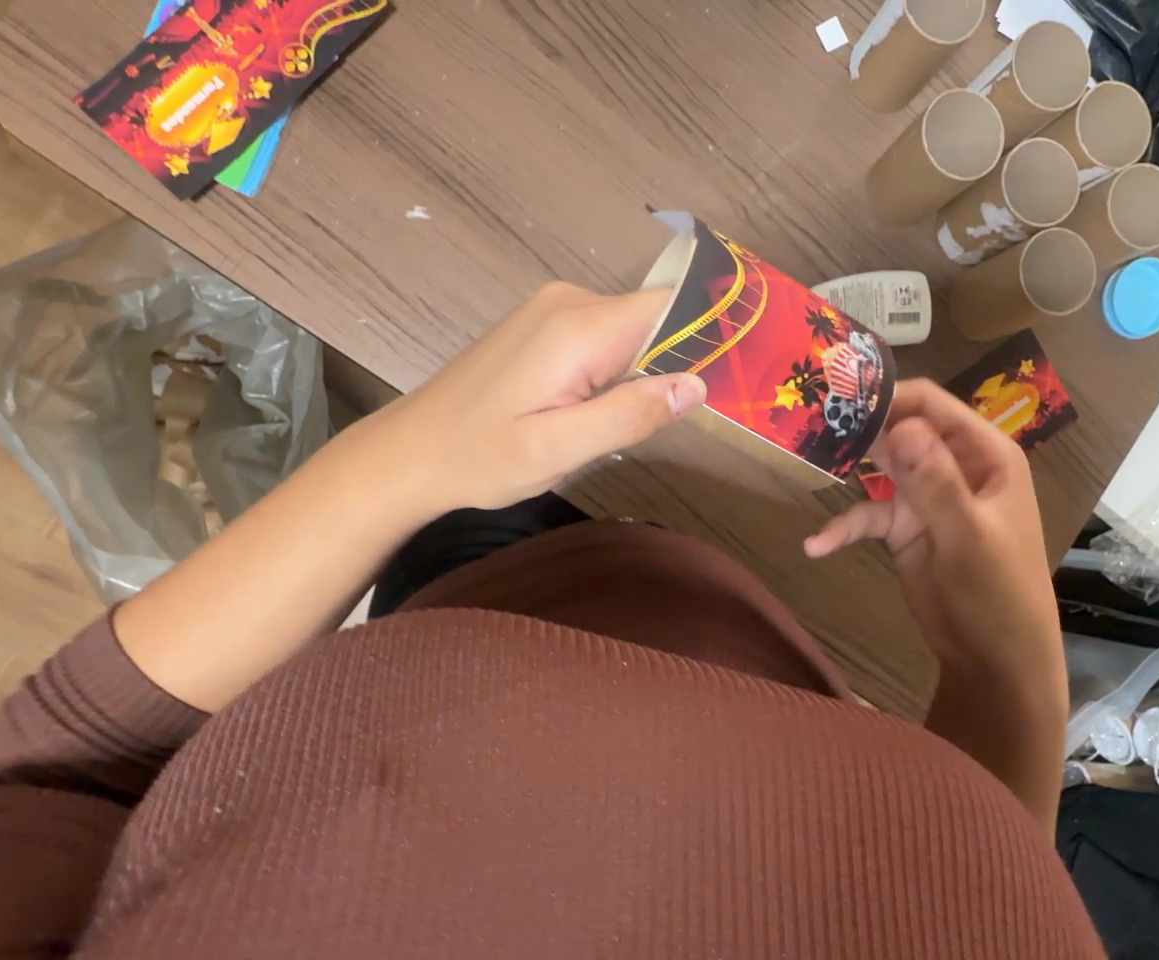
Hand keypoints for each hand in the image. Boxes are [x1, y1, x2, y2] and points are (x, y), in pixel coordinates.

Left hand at [369, 283, 706, 512]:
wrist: (410, 452)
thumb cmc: (480, 457)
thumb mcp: (558, 449)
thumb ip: (629, 415)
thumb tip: (698, 384)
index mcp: (578, 328)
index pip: (670, 309)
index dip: (712, 333)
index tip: (747, 364)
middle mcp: (569, 303)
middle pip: (654, 317)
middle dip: (684, 356)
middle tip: (710, 408)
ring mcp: (553, 310)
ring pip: (631, 327)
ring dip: (651, 366)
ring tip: (659, 414)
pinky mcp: (543, 327)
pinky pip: (605, 335)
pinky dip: (624, 365)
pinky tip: (615, 404)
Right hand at [805, 379, 1061, 681]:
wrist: (994, 657)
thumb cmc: (998, 592)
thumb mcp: (968, 535)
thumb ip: (935, 481)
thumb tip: (898, 426)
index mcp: (984, 454)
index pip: (932, 406)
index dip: (888, 398)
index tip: (839, 401)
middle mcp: (954, 466)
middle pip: (900, 431)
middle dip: (860, 432)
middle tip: (809, 428)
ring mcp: (926, 498)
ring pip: (878, 471)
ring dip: (847, 474)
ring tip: (807, 467)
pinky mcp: (903, 529)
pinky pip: (866, 517)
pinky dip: (843, 529)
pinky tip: (816, 546)